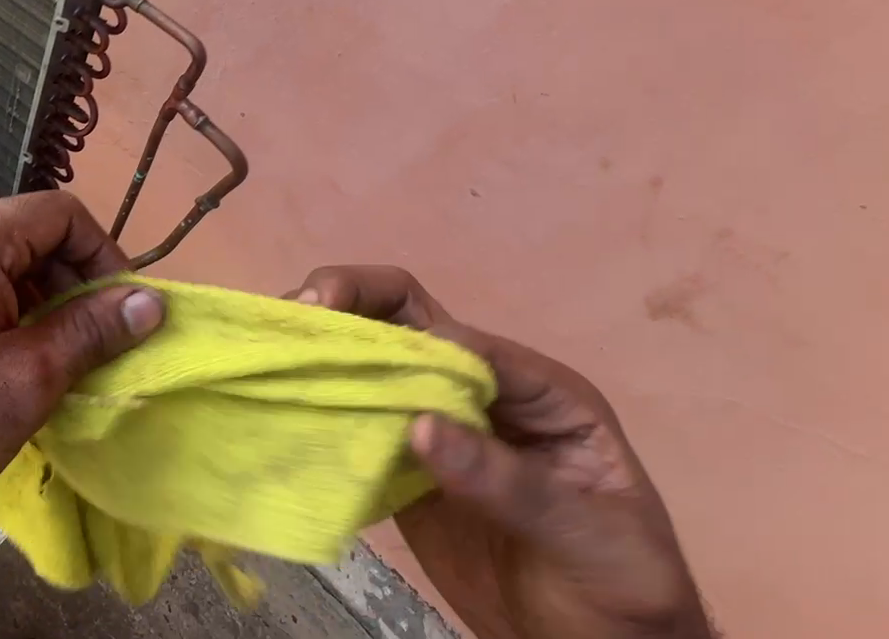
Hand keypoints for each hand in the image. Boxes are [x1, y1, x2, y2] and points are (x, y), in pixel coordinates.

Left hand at [0, 191, 164, 527]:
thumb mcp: (25, 381)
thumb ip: (91, 330)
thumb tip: (149, 301)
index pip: (60, 212)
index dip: (104, 255)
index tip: (122, 311)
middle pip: (22, 234)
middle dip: (65, 284)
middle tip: (82, 349)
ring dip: (27, 302)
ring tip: (35, 365)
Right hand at [291, 266, 712, 638]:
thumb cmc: (616, 591)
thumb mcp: (588, 538)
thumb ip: (507, 481)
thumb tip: (418, 426)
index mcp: (533, 388)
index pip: (459, 336)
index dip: (400, 329)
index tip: (343, 337)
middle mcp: (476, 387)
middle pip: (403, 315)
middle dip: (347, 298)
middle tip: (297, 311)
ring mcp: (431, 418)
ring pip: (367, 353)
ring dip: (320, 340)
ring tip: (271, 344)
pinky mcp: (396, 455)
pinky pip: (350, 410)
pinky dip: (313, 395)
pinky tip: (279, 395)